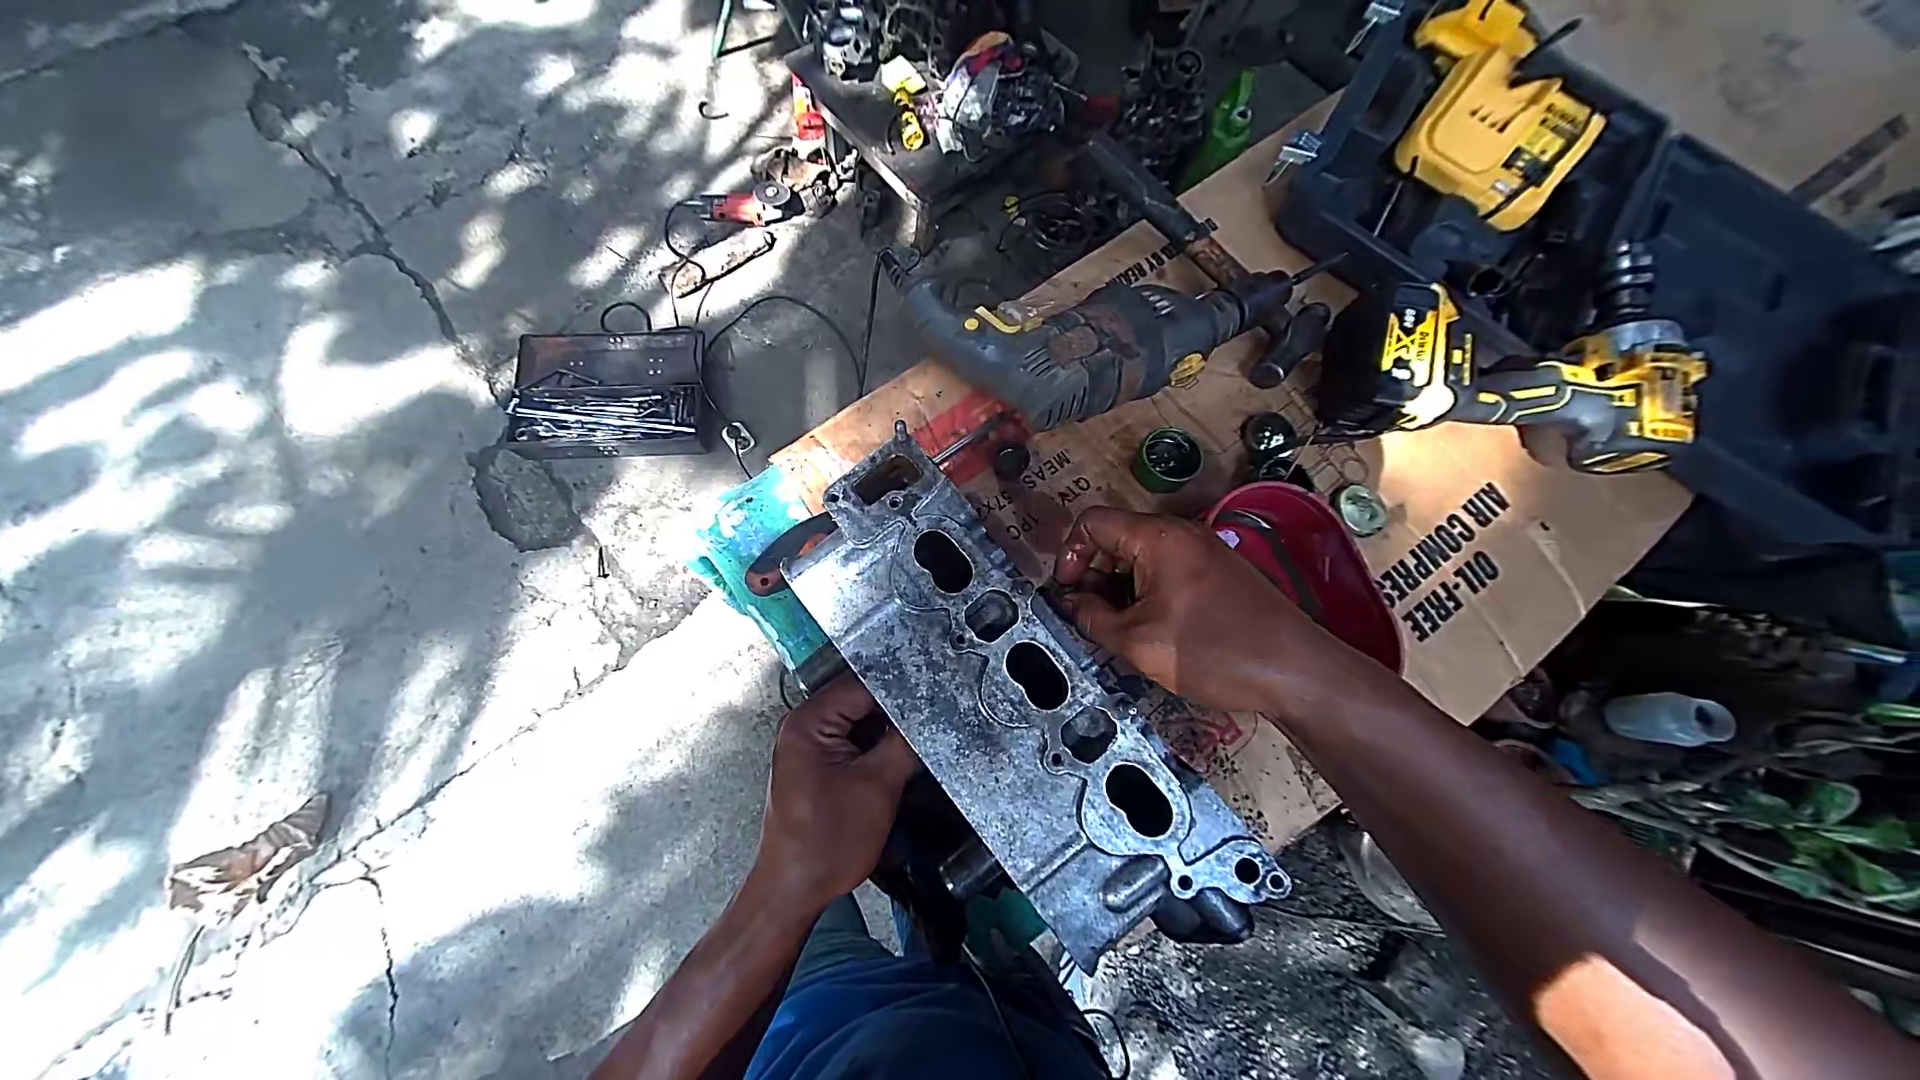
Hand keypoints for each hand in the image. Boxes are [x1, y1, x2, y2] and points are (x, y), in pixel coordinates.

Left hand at [752, 675, 919, 910]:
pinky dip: (873, 745)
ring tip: (913, 739)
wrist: (795, 890)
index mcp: (807, 722)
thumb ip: (904, 741)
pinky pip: (851, 739)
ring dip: (885, 729)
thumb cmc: (826, 843)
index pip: (861, 684)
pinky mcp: (815, 762)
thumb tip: (924, 716)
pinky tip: (894, 756)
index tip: (930, 694)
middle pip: (859, 699)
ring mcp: (807, 743)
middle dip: (893, 709)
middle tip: (928, 717)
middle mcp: (801, 725)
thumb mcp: (878, 785)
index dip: (899, 689)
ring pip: (858, 719)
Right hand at [1053, 507, 1356, 712]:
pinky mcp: (1216, 570)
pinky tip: (1148, 627)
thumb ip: (1092, 617)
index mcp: (1158, 537)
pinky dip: (1145, 591)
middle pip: (1115, 537)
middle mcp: (1180, 533)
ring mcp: (1202, 549)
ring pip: (1140, 556)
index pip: (1092, 522)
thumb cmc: (1213, 653)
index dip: (1068, 555)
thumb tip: (1070, 602)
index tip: (1067, 593)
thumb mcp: (1138, 642)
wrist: (1296, 672)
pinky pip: (1165, 569)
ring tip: (1118, 628)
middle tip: (1090, 616)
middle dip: (1092, 573)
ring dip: (1118, 586)